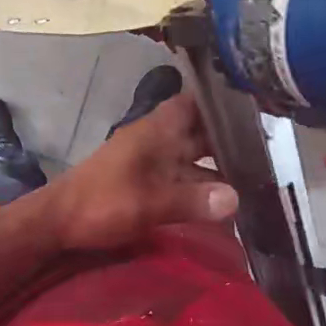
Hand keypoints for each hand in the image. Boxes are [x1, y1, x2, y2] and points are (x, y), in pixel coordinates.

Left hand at [45, 92, 238, 250]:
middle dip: (228, 138)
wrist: (58, 224)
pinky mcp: (146, 184)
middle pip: (198, 131)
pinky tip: (223, 201)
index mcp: (156, 132)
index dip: (219, 101)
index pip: (192, 103)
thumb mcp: (150, 203)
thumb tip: (236, 198)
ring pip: (192, 158)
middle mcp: (156, 141)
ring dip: (217, 167)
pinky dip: (202, 186)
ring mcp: (150, 163)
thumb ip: (193, 200)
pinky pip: (182, 178)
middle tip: (267, 150)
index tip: (252, 107)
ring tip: (255, 179)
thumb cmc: (101, 204)